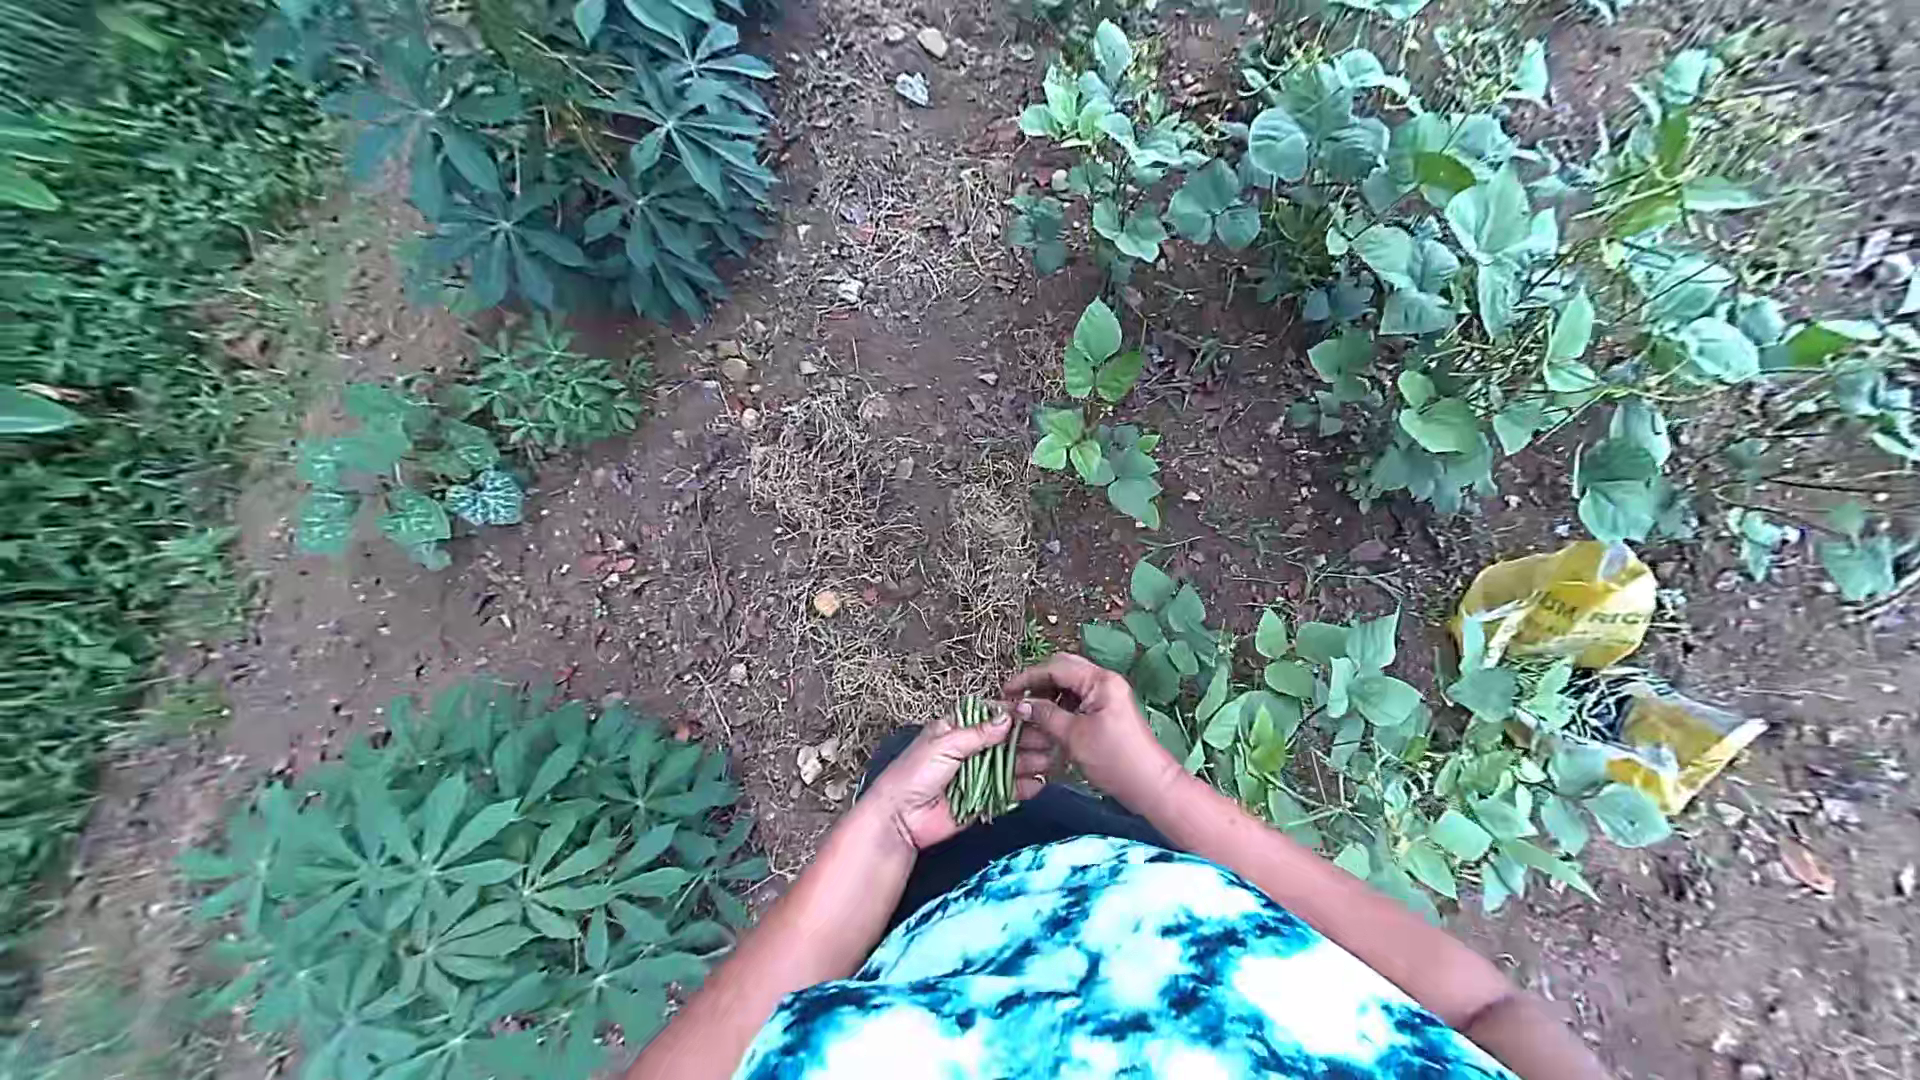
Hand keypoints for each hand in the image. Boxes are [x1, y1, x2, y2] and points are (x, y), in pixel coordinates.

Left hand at [855, 707, 1054, 851]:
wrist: (900, 819)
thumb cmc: (913, 774)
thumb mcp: (944, 745)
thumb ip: (977, 734)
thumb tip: (1006, 718)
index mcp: (956, 728)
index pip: (989, 716)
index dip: (1011, 715)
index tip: (1035, 713)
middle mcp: (969, 748)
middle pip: (1004, 740)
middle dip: (1027, 739)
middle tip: (1050, 738)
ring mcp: (977, 774)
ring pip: (1010, 764)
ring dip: (1029, 761)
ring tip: (1050, 760)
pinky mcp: (982, 799)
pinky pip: (1007, 791)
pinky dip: (1023, 788)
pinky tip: (1039, 783)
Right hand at [1003, 654, 1184, 813]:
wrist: (1150, 786)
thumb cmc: (1115, 761)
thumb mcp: (1074, 737)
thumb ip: (1045, 716)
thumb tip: (1020, 705)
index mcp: (1100, 681)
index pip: (1056, 667)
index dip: (1028, 677)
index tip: (1006, 691)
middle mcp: (1105, 681)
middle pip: (1063, 669)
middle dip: (1037, 682)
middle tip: (1016, 698)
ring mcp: (1108, 694)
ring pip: (1069, 684)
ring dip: (1048, 693)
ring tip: (1028, 710)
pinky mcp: (1108, 709)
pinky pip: (1078, 698)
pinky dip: (1060, 705)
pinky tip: (1046, 718)